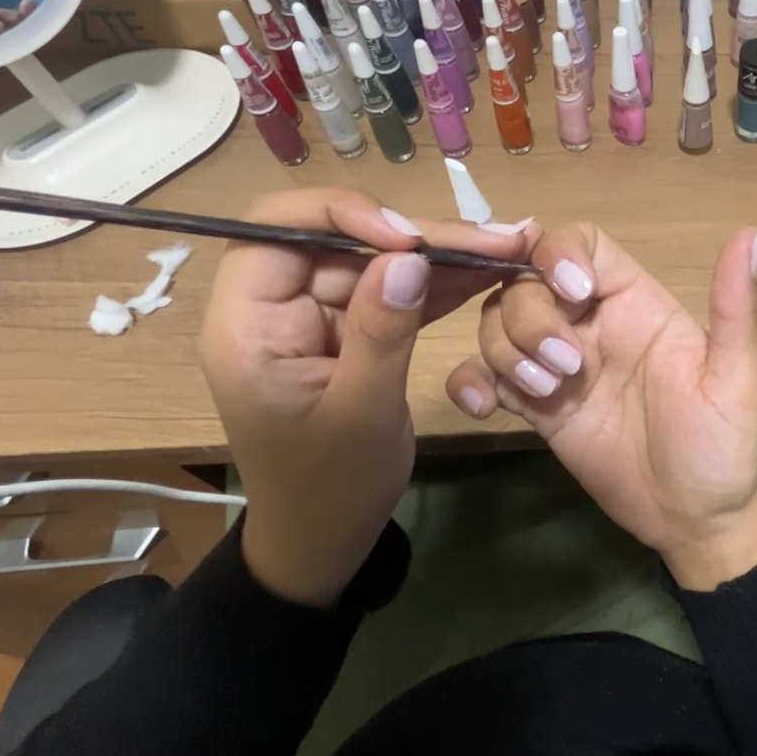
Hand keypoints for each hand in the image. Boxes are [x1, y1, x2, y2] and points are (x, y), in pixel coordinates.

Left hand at [199, 190, 532, 605]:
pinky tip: (488, 274)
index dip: (345, 216)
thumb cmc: (332, 487)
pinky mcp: (348, 334)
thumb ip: (380, 331)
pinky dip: (438, 286)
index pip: (278, 231)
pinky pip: (392, 296)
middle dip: (420, 238)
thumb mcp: (361, 413)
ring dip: (442, 258)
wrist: (325, 539)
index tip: (412, 239)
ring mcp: (314, 320)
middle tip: (498, 240)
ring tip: (508, 250)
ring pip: (377, 265)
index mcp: (248, 324)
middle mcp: (275, 308)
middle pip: (343, 242)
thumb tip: (407, 256)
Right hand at [446, 224, 756, 590]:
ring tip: (544, 395)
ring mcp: (558, 365)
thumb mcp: (736, 379)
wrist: (691, 518)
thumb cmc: (721, 446)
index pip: (581, 244)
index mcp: (637, 303)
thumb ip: (734, 309)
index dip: (559, 253)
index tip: (572, 294)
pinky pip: (483, 376)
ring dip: (504, 350)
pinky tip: (484, 409)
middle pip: (526, 281)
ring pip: (497, 322)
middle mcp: (591, 324)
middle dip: (530, 317)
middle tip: (566, 370)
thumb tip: (750, 234)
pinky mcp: (535, 407)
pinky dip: (469, 382)